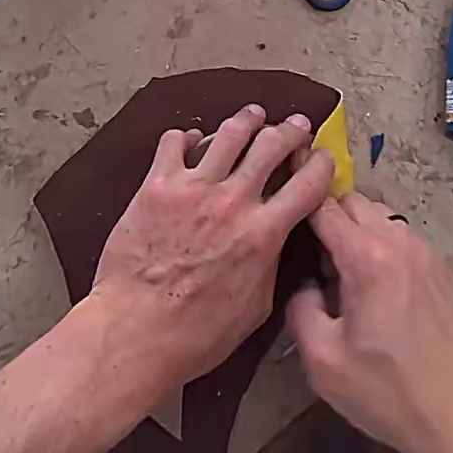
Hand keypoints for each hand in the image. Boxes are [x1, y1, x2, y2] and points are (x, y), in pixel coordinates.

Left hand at [84, 104, 334, 385]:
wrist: (130, 338)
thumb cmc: (194, 334)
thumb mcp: (257, 306)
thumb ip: (273, 263)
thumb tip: (280, 239)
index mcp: (263, 231)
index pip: (309, 181)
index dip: (323, 162)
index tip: (322, 157)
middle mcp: (234, 202)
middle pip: (273, 143)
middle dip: (291, 129)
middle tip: (295, 125)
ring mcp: (194, 190)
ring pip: (230, 133)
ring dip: (247, 119)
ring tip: (253, 115)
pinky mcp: (157, 187)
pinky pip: (174, 143)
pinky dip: (187, 137)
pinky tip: (192, 140)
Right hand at [287, 193, 452, 452]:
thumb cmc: (387, 387)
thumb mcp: (324, 360)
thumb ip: (301, 311)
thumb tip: (303, 285)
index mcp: (367, 255)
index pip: (327, 209)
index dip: (304, 209)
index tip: (289, 219)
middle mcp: (398, 239)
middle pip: (356, 202)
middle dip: (331, 216)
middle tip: (314, 253)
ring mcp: (424, 248)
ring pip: (381, 216)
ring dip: (358, 229)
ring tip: (345, 270)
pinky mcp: (439, 264)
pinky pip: (402, 236)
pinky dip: (383, 243)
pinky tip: (378, 282)